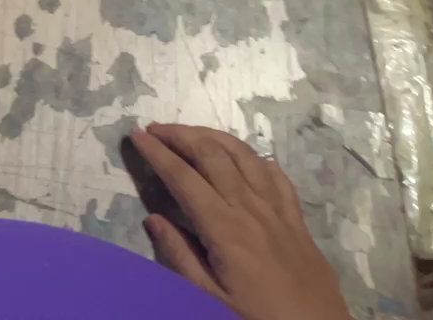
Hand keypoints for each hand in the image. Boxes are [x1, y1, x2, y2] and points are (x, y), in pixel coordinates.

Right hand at [131, 124, 349, 319]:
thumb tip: (153, 219)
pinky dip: (250, 156)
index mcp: (225, 229)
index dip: (156, 153)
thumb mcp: (212, 302)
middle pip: (211, 153)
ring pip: (241, 153)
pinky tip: (238, 157)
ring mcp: (277, 208)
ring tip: (188, 133)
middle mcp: (250, 208)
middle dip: (179, 134)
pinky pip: (273, 171)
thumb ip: (180, 257)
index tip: (136, 136)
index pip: (182, 177)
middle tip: (154, 129)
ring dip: (210, 135)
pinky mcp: (296, 216)